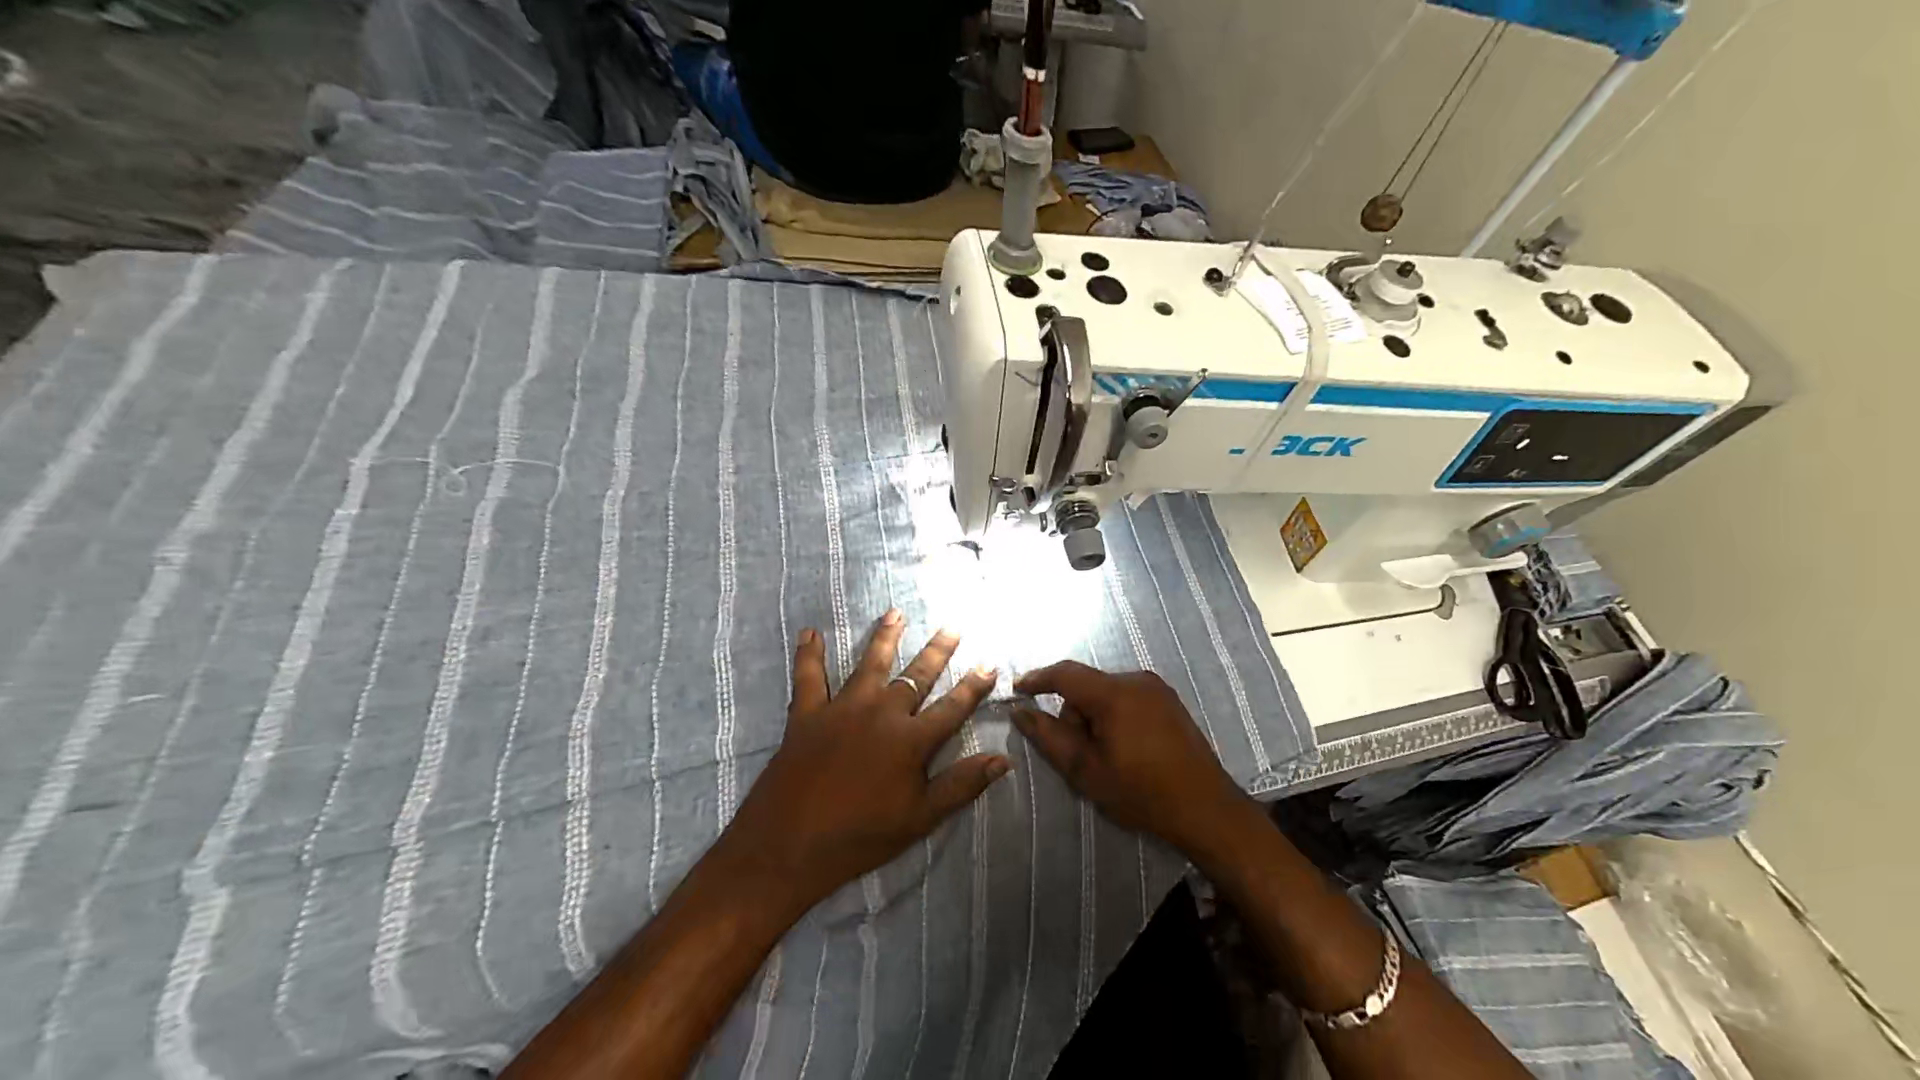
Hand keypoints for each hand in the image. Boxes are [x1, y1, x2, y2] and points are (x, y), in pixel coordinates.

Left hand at [714, 611, 1010, 914]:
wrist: (789, 844)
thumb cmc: (860, 836)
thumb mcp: (920, 818)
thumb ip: (961, 785)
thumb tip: (1003, 760)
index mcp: (911, 740)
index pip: (952, 707)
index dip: (973, 686)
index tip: (989, 663)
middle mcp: (881, 713)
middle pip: (916, 676)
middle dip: (938, 651)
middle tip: (952, 627)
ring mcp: (842, 709)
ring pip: (870, 664)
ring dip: (885, 637)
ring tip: (896, 613)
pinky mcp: (807, 714)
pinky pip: (808, 676)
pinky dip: (808, 654)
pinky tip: (810, 632)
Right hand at [1011, 661, 1253, 856]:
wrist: (1206, 810)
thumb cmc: (1141, 792)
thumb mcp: (1086, 770)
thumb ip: (1049, 737)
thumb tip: (1021, 712)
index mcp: (1114, 694)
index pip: (1065, 674)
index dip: (1037, 679)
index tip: (1017, 690)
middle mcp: (1136, 680)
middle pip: (1086, 686)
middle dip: (1073, 714)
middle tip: (1078, 754)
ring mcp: (1157, 689)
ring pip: (1106, 693)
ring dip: (1095, 717)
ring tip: (1106, 757)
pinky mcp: (1169, 702)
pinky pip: (1127, 698)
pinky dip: (1115, 716)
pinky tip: (1125, 750)